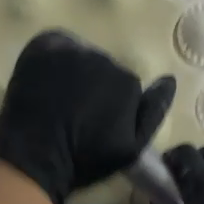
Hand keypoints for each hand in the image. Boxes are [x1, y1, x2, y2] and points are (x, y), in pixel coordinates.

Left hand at [0, 30, 175, 203]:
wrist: (33, 159)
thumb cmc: (84, 159)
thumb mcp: (132, 148)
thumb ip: (154, 111)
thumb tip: (169, 80)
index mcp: (127, 81)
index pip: (125, 86)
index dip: (111, 106)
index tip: (96, 124)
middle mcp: (103, 58)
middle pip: (104, 69)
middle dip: (95, 88)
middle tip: (76, 114)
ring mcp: (70, 50)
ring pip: (81, 58)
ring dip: (75, 73)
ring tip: (59, 99)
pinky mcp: (43, 46)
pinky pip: (56, 44)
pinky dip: (54, 57)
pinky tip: (47, 79)